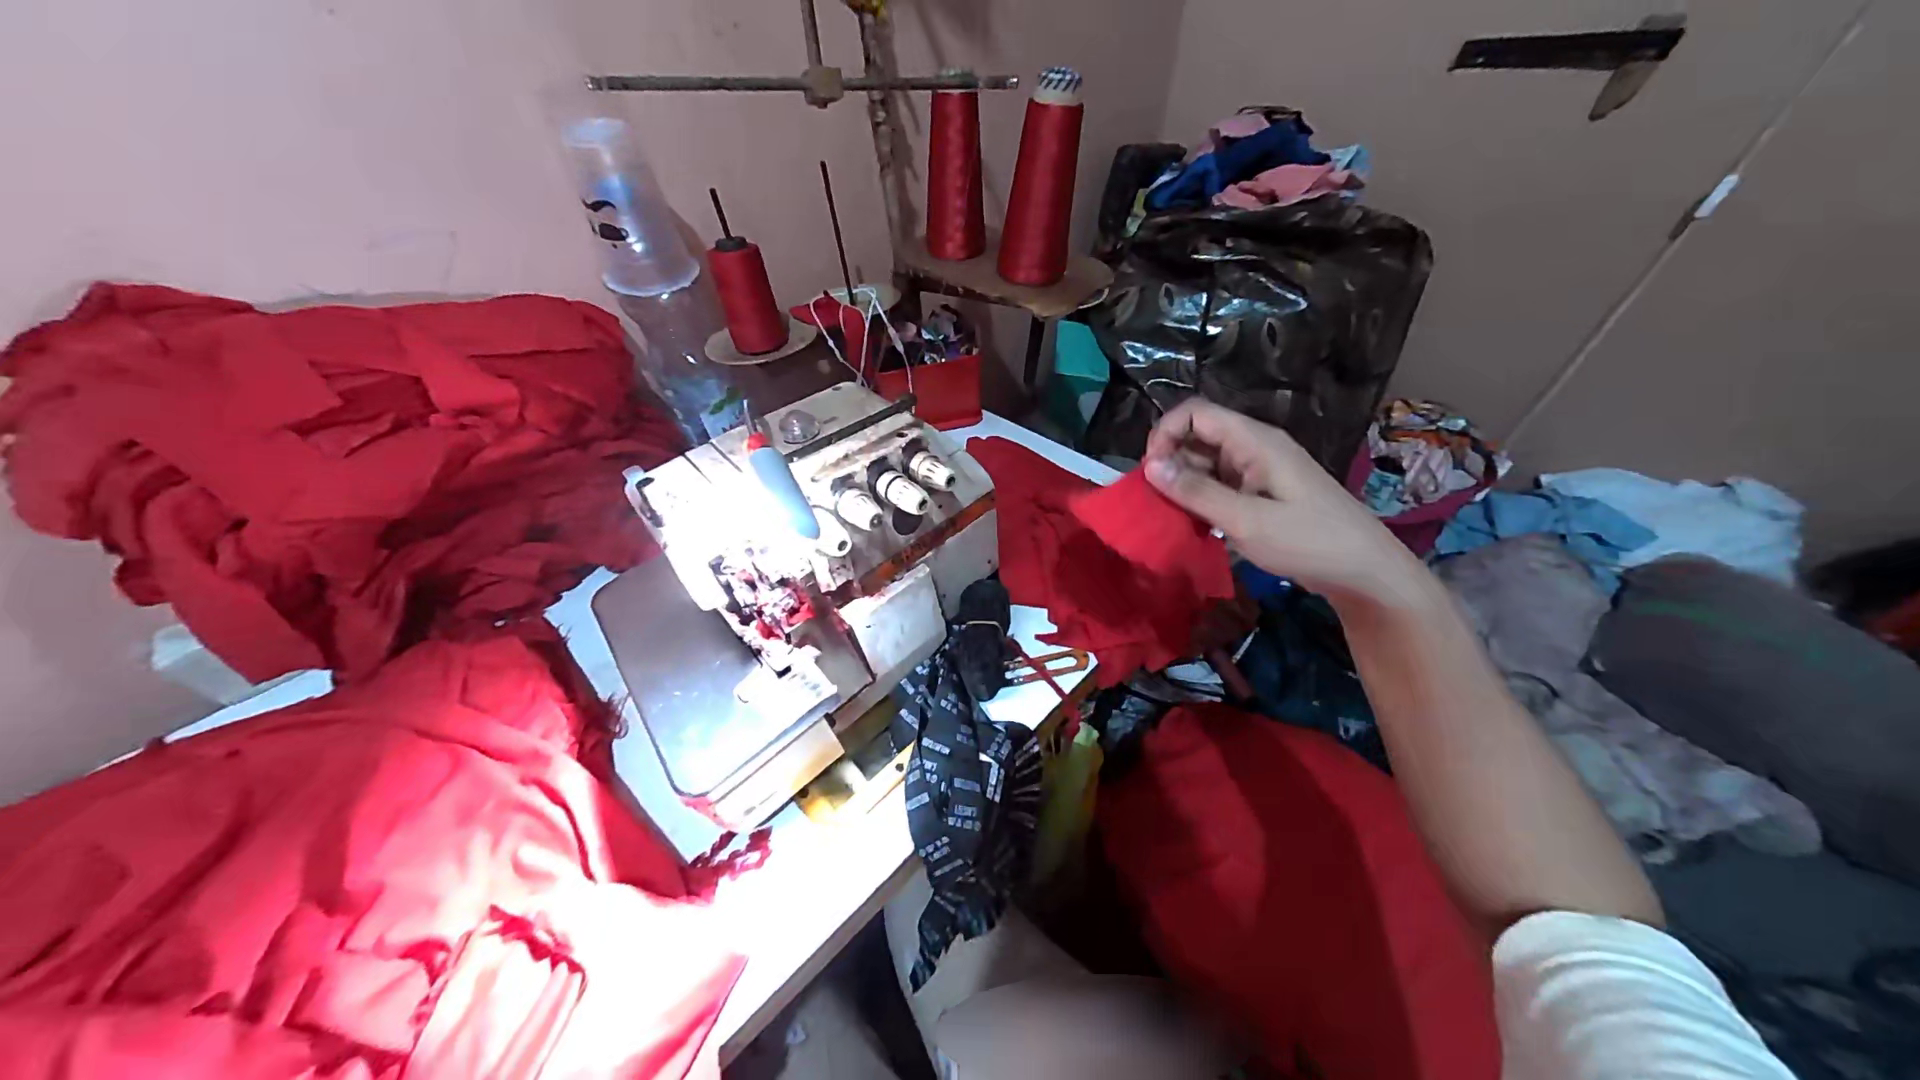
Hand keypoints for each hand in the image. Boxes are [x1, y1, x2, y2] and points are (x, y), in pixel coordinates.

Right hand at [1143, 399, 1432, 609]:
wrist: (1365, 572)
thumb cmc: (1309, 542)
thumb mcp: (1246, 520)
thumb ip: (1196, 491)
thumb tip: (1150, 465)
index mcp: (1255, 441)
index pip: (1196, 413)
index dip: (1166, 433)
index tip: (1150, 472)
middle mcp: (1255, 448)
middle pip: (1198, 437)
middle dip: (1170, 462)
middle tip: (1157, 502)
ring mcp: (1259, 472)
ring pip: (1206, 463)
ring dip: (1183, 485)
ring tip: (1172, 517)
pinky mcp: (1261, 494)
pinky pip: (1219, 486)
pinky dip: (1201, 500)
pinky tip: (1194, 525)